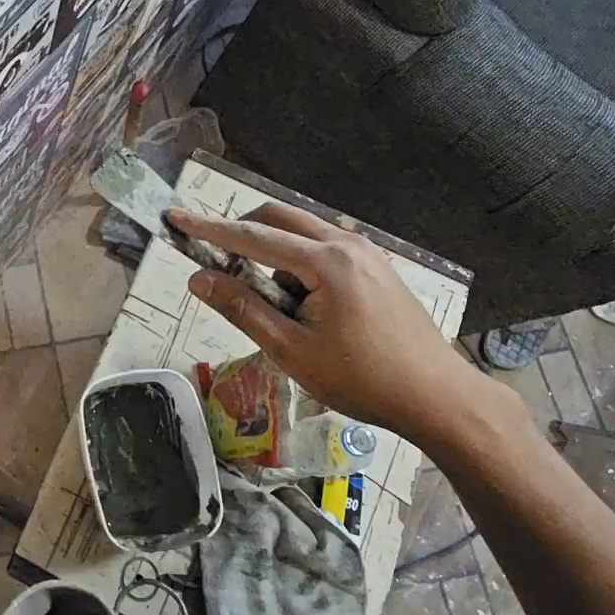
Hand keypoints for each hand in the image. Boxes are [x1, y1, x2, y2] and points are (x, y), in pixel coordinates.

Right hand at [167, 202, 494, 444]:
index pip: (253, 237)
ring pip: (301, 232)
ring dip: (273, 253)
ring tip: (275, 307)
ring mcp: (366, 252)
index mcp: (326, 262)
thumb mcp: (292, 350)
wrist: (439, 398)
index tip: (175, 217)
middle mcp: (347, 243)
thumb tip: (199, 279)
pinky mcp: (375, 266)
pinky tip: (304, 305)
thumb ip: (243, 308)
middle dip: (242, 233)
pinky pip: (323, 247)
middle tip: (221, 266)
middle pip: (278, 217)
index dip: (209, 228)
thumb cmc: (363, 380)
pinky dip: (299, 262)